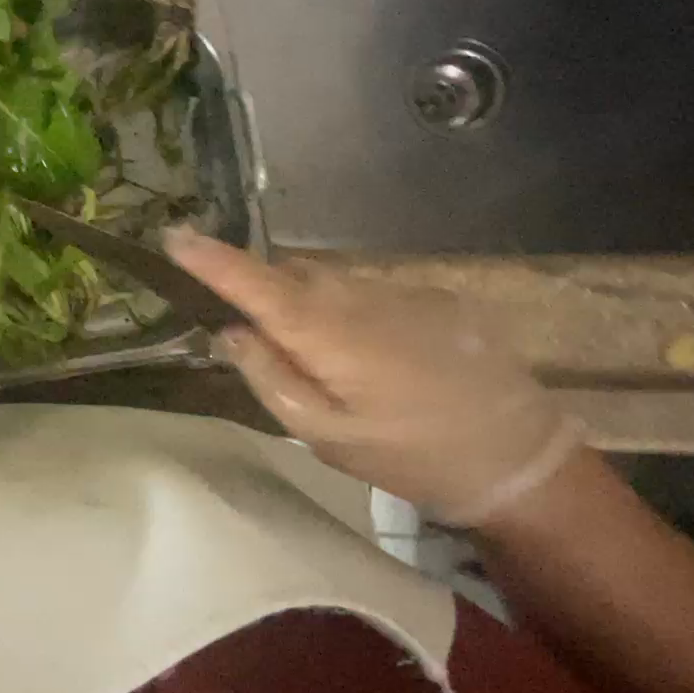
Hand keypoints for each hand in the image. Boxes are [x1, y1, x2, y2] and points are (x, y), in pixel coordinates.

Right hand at [166, 229, 583, 527]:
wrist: (519, 458)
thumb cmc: (406, 455)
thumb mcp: (321, 432)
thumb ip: (268, 376)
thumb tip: (231, 332)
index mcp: (330, 333)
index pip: (256, 283)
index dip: (212, 259)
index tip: (174, 234)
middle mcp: (363, 296)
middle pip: (289, 275)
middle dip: (260, 292)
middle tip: (256, 341)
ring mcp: (403, 291)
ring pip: (328, 281)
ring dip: (304, 305)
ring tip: (321, 360)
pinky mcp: (434, 296)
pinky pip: (365, 291)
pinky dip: (346, 311)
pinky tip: (371, 357)